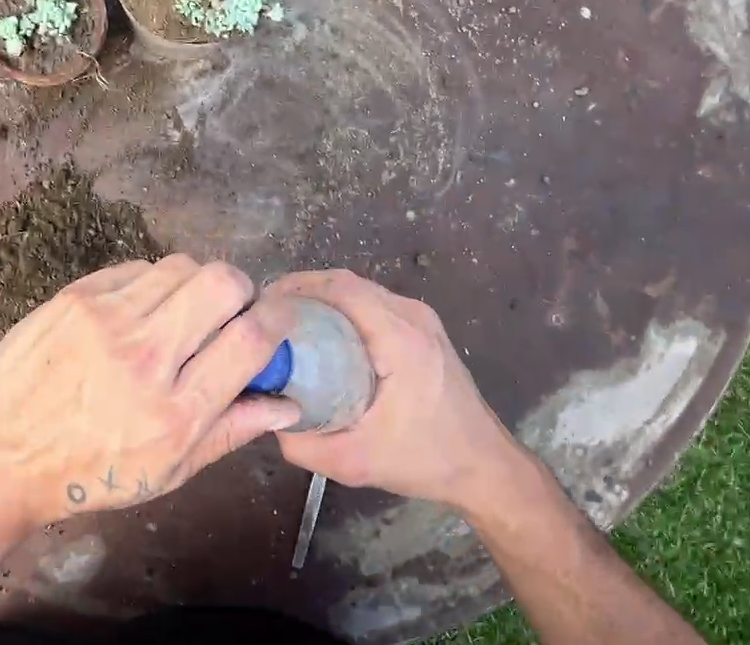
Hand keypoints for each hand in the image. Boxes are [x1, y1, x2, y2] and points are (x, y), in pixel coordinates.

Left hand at [0, 255, 300, 532]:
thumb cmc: (88, 473)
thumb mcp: (168, 471)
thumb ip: (232, 430)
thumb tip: (288, 402)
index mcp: (175, 412)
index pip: (252, 340)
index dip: (278, 322)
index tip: (277, 322)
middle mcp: (145, 356)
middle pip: (224, 283)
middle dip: (241, 292)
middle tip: (229, 314)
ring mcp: (107, 317)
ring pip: (182, 266)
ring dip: (196, 285)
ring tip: (181, 313)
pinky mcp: (77, 295)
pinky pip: (138, 267)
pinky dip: (153, 284)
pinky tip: (140, 312)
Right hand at [270, 270, 521, 504]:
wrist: (486, 467)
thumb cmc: (425, 460)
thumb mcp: (355, 462)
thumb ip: (304, 444)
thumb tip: (266, 416)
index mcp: (400, 338)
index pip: (341, 289)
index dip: (297, 288)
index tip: (263, 304)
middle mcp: (412, 316)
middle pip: (347, 282)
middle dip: (302, 290)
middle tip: (266, 313)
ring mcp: (421, 317)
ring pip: (360, 289)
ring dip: (322, 297)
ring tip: (286, 321)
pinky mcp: (423, 326)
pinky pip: (373, 302)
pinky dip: (342, 307)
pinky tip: (320, 332)